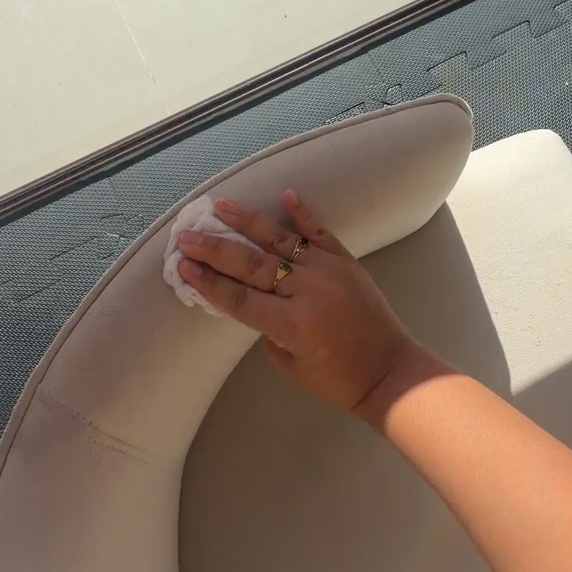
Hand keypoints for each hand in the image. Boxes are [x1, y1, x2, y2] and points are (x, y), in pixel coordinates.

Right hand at [176, 190, 421, 420]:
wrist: (389, 369)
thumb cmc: (336, 377)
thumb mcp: (289, 362)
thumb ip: (267, 327)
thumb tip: (251, 294)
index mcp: (291, 324)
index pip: (239, 297)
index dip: (208, 282)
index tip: (182, 266)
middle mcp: (307, 290)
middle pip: (251, 264)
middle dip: (215, 249)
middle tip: (186, 236)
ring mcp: (328, 269)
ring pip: (279, 239)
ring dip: (247, 221)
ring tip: (219, 206)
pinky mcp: (345, 258)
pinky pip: (318, 231)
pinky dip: (302, 212)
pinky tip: (285, 194)